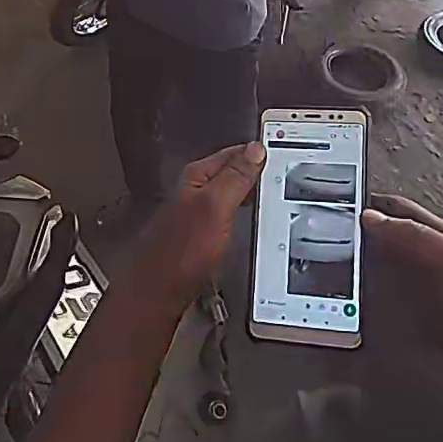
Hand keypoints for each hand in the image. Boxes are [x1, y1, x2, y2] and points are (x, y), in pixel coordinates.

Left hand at [127, 142, 266, 307]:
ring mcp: (200, 212)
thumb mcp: (216, 207)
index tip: (282, 154)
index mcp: (197, 177)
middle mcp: (196, 192)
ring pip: (233, 192)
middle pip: (234, 171)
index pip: (235, 152)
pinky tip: (253, 218)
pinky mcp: (204, 232)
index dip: (258, 152)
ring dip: (252, 191)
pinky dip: (246, 210)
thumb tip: (255, 150)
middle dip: (257, 171)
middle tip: (282, 174)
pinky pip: (231, 212)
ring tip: (272, 192)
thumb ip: (236, 177)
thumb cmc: (180, 252)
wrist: (160, 291)